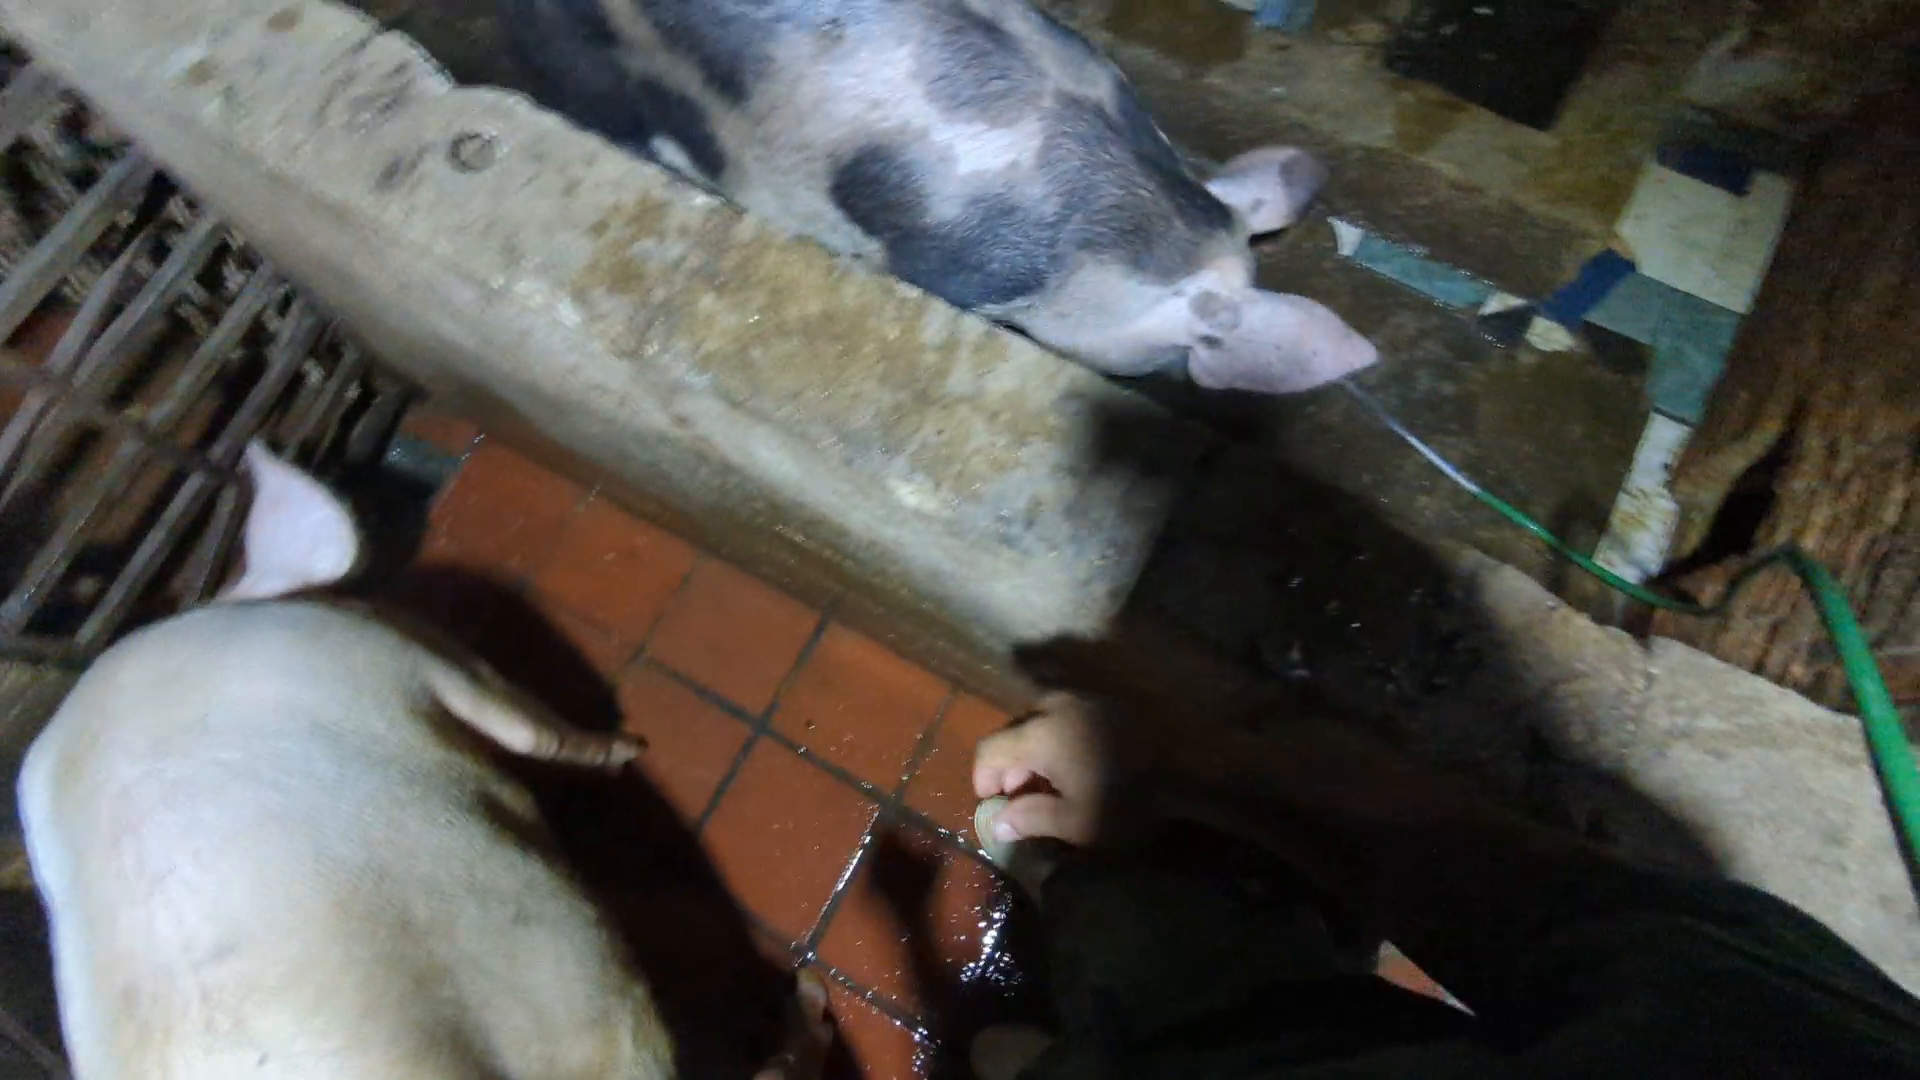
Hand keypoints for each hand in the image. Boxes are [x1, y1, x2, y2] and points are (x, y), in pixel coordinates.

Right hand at [971, 693, 1130, 845]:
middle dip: (1009, 769)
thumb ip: (1030, 818)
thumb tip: (997, 822)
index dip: (982, 780)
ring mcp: (1075, 698)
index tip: (995, 806)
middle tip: (1024, 800)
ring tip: (1052, 785)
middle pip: (1011, 734)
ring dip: (1033, 754)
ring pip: (1035, 725)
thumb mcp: (1077, 820)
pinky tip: (1075, 765)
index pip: (988, 750)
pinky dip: (1054, 741)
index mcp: (1037, 733)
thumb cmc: (1127, 796)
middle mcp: (1049, 706)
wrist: (1190, 763)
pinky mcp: (1097, 700)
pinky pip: (1059, 718)